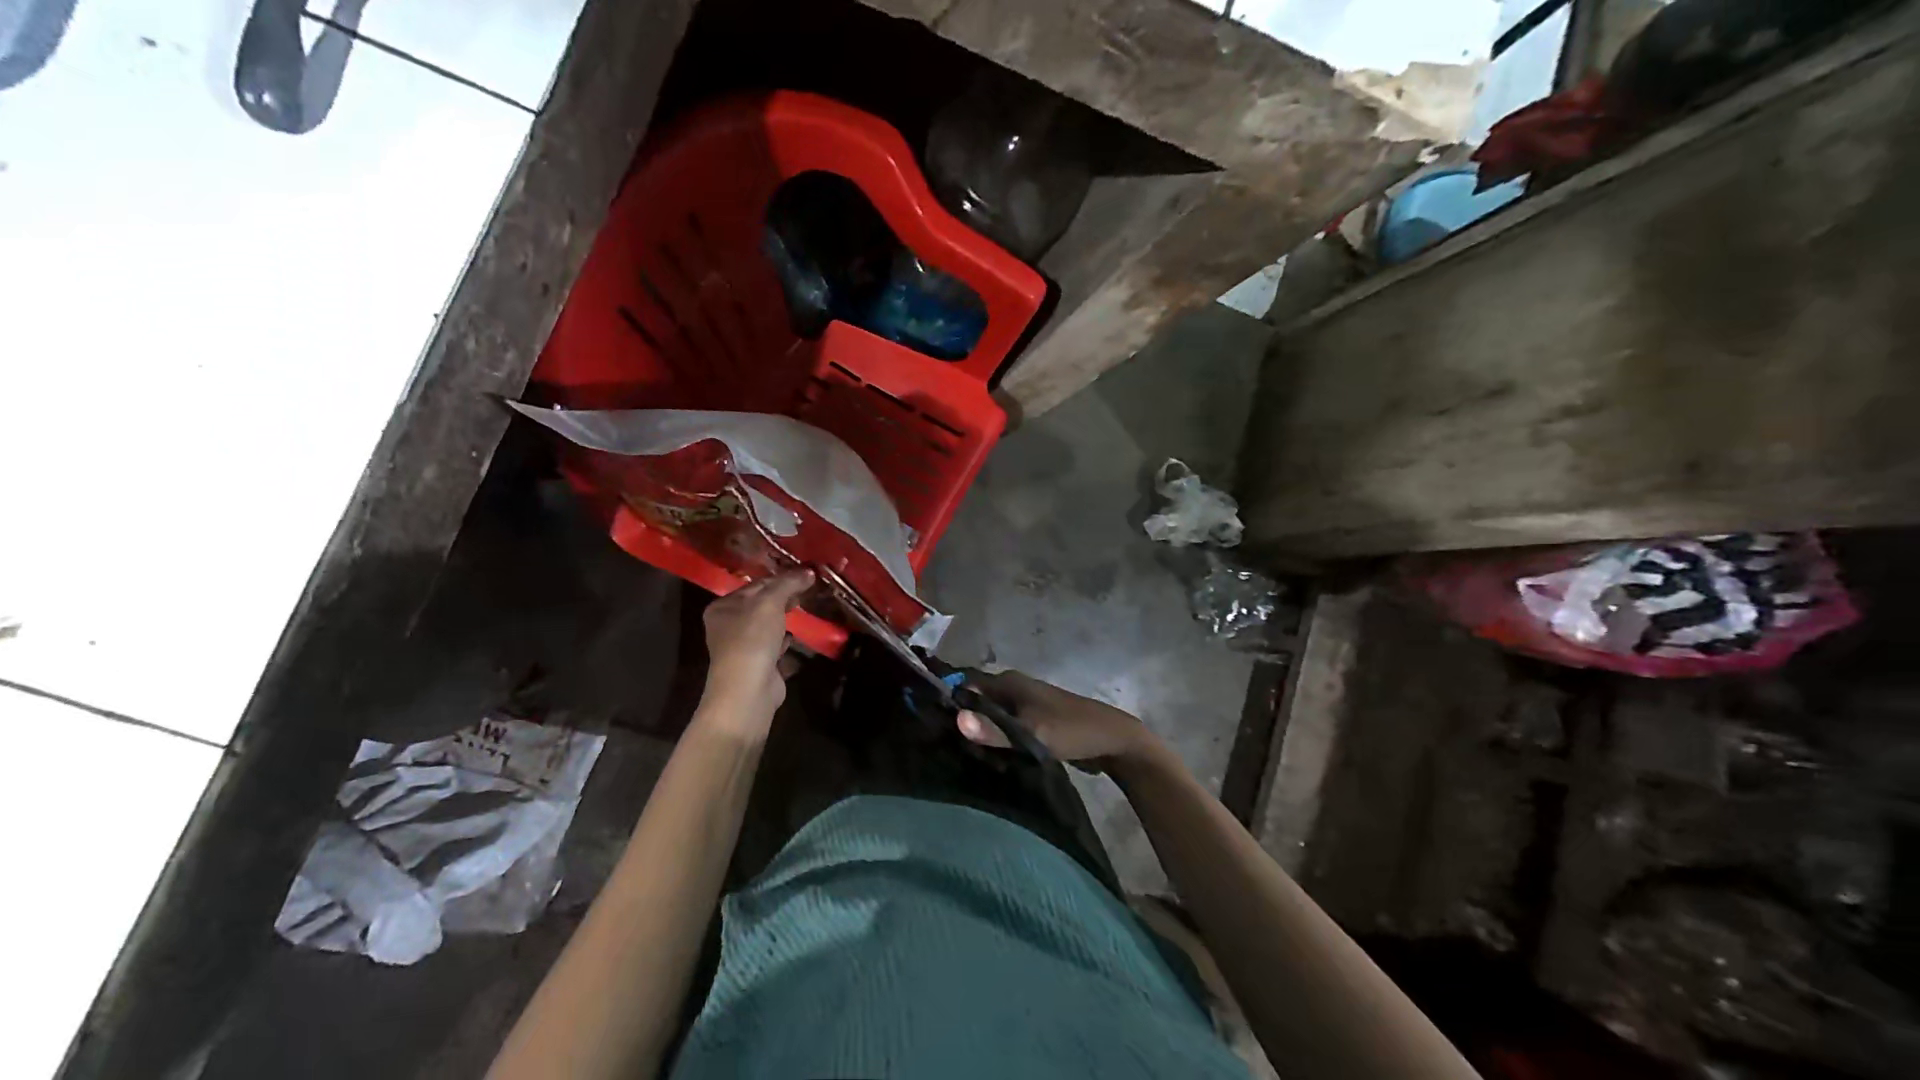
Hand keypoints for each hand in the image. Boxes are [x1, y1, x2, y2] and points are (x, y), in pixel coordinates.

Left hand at [698, 569, 813, 729]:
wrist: (748, 688)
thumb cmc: (752, 638)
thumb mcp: (770, 602)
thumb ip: (788, 583)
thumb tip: (808, 571)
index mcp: (722, 607)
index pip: (755, 585)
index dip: (780, 578)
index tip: (804, 574)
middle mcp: (728, 625)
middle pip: (760, 605)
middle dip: (783, 598)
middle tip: (807, 590)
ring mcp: (742, 647)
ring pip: (767, 625)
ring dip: (784, 619)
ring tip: (804, 608)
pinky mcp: (757, 664)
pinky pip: (773, 645)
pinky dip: (784, 641)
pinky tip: (795, 636)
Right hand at [956, 670, 1164, 771]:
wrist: (1113, 741)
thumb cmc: (1070, 731)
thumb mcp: (1030, 733)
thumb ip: (993, 730)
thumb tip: (956, 720)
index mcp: (1008, 682)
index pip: (966, 684)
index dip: (947, 697)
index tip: (928, 719)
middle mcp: (1013, 688)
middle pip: (976, 701)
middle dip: (962, 720)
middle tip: (941, 745)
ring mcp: (1024, 704)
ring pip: (991, 716)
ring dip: (980, 732)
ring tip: (960, 754)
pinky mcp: (1033, 721)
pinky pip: (1005, 727)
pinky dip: (995, 739)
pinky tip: (986, 757)